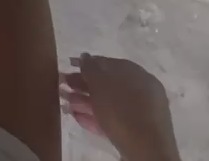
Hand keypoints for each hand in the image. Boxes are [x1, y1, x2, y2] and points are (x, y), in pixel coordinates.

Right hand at [60, 55, 179, 160]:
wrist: (146, 153)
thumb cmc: (122, 110)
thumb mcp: (100, 84)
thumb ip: (90, 67)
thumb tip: (84, 57)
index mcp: (139, 75)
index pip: (109, 63)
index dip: (87, 63)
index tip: (69, 65)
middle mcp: (142, 92)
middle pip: (107, 84)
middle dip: (83, 84)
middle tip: (62, 84)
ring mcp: (140, 114)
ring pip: (108, 103)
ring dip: (84, 101)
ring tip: (64, 102)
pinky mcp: (135, 134)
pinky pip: (112, 119)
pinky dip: (94, 117)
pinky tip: (76, 117)